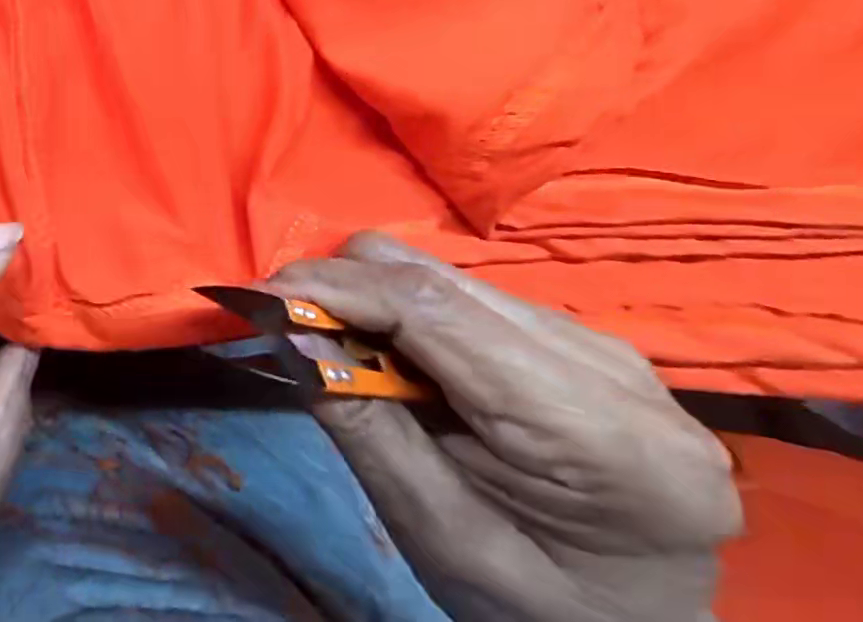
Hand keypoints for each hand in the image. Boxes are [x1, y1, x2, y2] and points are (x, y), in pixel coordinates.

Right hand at [265, 233, 741, 621]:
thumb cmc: (530, 609)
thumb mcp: (436, 533)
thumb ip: (363, 425)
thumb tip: (289, 330)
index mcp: (596, 432)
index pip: (435, 313)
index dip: (335, 289)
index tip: (256, 294)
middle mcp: (606, 362)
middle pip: (434, 277)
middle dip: (342, 289)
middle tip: (289, 330)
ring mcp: (593, 340)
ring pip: (441, 273)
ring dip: (370, 300)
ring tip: (344, 354)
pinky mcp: (571, 335)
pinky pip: (461, 292)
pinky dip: (404, 313)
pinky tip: (399, 362)